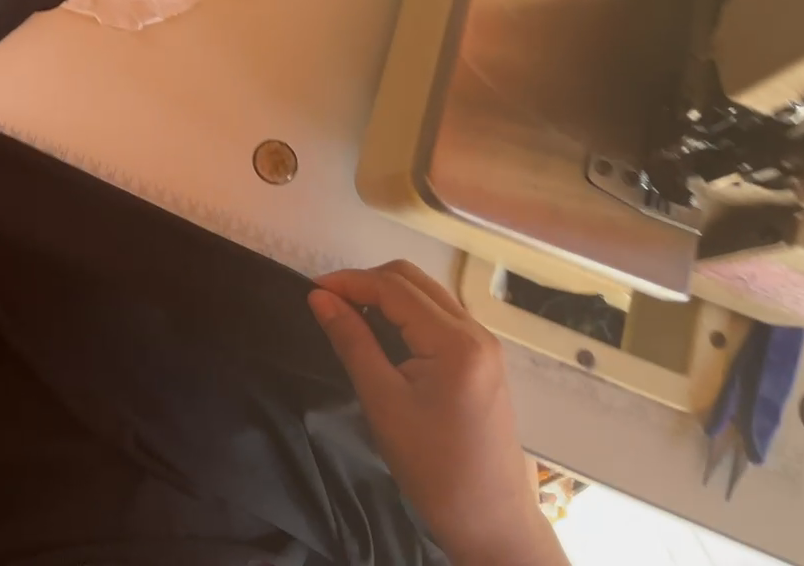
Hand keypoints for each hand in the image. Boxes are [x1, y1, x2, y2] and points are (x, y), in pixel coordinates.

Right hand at [308, 261, 565, 565]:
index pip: (394, 288)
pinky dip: (404, 312)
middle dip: (366, 281)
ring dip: (385, 294)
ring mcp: (483, 346)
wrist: (492, 523)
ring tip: (349, 316)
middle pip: (412, 280)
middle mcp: (476, 332)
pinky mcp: (481, 361)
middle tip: (328, 303)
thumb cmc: (433, 466)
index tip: (311, 292)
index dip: (349, 282)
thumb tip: (319, 297)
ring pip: (425, 293)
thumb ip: (351, 340)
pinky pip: (436, 315)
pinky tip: (381, 334)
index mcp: (456, 342)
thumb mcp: (382, 401)